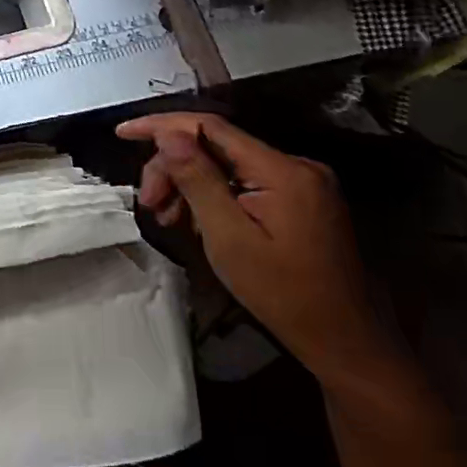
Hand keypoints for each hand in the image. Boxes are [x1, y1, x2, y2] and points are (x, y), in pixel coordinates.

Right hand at [117, 112, 395, 382]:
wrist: (344, 341)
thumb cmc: (283, 293)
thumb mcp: (228, 236)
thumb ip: (198, 179)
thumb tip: (168, 134)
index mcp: (282, 170)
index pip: (210, 126)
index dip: (162, 125)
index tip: (122, 132)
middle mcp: (295, 165)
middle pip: (215, 146)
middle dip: (173, 167)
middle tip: (148, 201)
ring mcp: (300, 182)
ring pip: (225, 165)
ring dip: (188, 184)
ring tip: (165, 217)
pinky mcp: (299, 199)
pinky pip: (242, 181)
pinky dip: (212, 195)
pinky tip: (194, 220)